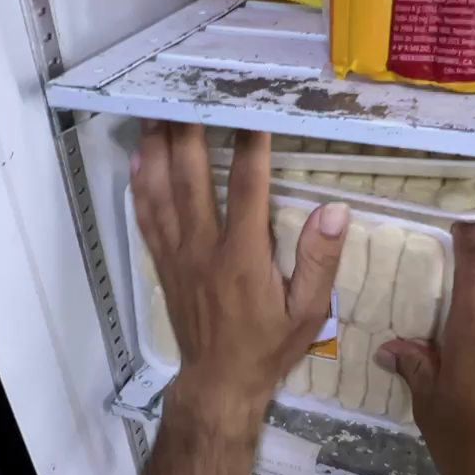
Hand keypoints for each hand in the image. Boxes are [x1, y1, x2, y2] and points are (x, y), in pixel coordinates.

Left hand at [133, 121, 348, 428]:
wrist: (219, 382)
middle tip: (188, 92)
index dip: (251, 146)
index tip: (253, 112)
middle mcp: (204, 248)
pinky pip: (147, 218)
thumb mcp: (307, 312)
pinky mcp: (163, 264)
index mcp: (243, 256)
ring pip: (161, 192)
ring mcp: (177, 255)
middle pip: (191, 178)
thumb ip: (319, 261)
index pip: (248, 188)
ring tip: (157, 110)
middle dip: (190, 132)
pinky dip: (141, 185)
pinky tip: (140, 159)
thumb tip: (333, 211)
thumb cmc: (267, 347)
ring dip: (158, 149)